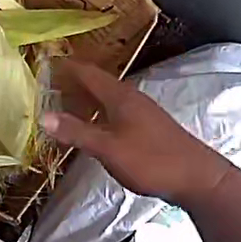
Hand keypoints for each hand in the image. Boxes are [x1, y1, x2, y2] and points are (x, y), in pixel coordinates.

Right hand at [42, 60, 231, 204]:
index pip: (88, 72)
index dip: (65, 67)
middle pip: (97, 84)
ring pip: (106, 99)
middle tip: (46, 86)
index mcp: (120, 96)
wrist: (197, 178)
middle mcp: (131, 98)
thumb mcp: (108, 148)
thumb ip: (77, 132)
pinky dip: (97, 113)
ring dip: (84, 99)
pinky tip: (91, 127)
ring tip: (62, 106)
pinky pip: (114, 112)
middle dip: (72, 83)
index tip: (43, 63)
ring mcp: (141, 112)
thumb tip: (43, 116)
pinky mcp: (147, 127)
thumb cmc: (151, 160)